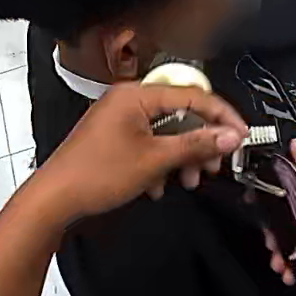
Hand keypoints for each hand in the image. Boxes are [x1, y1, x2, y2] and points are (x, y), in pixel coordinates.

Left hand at [28, 84, 246, 223]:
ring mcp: (121, 119)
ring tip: (189, 180)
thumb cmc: (98, 175)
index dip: (222, 116)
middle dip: (201, 141)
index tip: (241, 137)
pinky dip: (162, 162)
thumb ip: (197, 144)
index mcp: (136, 95)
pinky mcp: (116, 138)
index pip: (193, 95)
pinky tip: (160, 185)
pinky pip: (151, 142)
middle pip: (181, 114)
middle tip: (215, 165)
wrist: (53, 201)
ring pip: (168, 132)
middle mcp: (129, 100)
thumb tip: (232, 136)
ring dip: (183, 156)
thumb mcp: (155, 160)